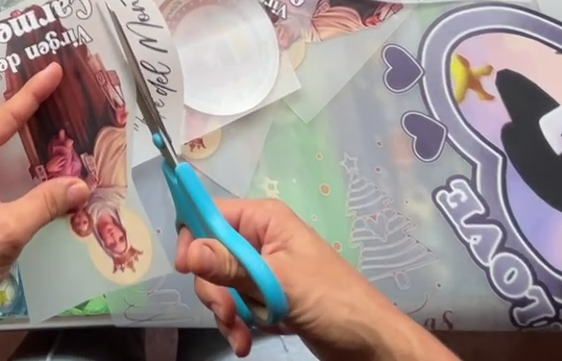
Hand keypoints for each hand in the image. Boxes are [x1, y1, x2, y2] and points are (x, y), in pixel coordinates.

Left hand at [0, 62, 90, 319]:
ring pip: (7, 142)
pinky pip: (6, 162)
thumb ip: (45, 203)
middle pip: (5, 122)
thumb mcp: (8, 229)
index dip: (33, 92)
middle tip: (64, 82)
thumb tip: (82, 184)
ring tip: (63, 108)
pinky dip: (28, 156)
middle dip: (34, 103)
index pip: (5, 116)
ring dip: (33, 130)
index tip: (53, 68)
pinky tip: (51, 153)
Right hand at [176, 198, 454, 360]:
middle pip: (211, 252)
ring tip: (239, 334)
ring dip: (224, 310)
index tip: (187, 269)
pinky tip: (244, 341)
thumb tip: (189, 250)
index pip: (211, 213)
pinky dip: (235, 323)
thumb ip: (232, 266)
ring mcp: (262, 268)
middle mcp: (259, 238)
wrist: (374, 347)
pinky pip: (235, 302)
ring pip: (220, 281)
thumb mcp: (279, 283)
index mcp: (263, 220)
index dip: (193, 236)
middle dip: (213, 286)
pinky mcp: (267, 295)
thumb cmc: (332, 302)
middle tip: (225, 313)